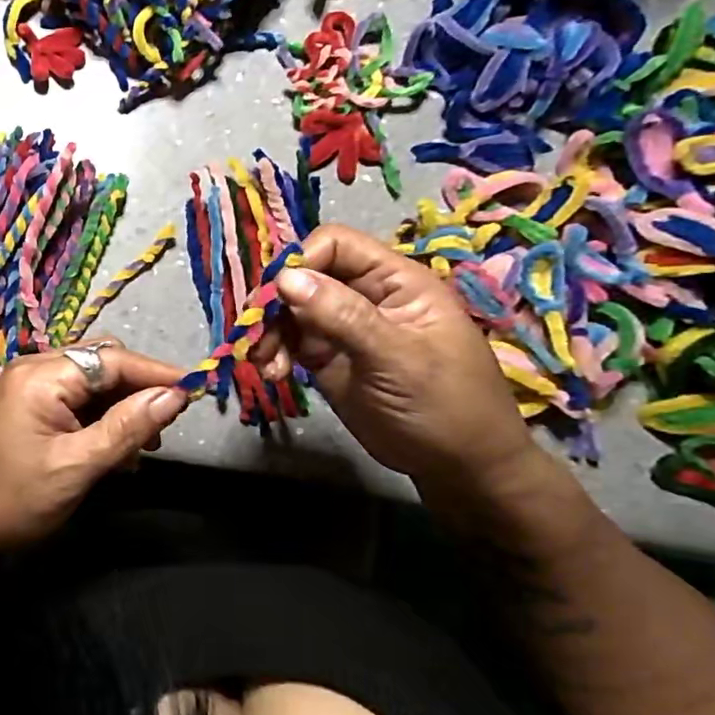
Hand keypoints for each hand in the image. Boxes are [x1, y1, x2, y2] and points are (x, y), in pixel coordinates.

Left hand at [0, 340, 188, 592]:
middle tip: (165, 428)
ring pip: (94, 383)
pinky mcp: (30, 405)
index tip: (195, 391)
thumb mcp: (77, 467)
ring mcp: (30, 386)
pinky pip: (77, 399)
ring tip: (142, 448)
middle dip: (139, 391)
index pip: (113, 360)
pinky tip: (118, 452)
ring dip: (122, 409)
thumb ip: (127, 428)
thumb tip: (176, 395)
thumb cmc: (14, 500)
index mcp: (41, 376)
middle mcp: (35, 369)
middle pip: (104, 364)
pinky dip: (102, 419)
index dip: (156, 373)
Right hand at [250, 224, 538, 485]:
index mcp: (394, 281)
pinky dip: (274, 353)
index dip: (301, 261)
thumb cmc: (445, 405)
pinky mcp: (327, 357)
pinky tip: (274, 373)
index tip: (276, 294)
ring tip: (263, 362)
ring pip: (290, 310)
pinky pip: (289, 342)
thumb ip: (343, 315)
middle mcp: (364, 295)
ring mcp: (343, 327)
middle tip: (256, 333)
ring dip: (269, 332)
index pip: (335, 245)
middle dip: (276, 302)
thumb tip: (285, 277)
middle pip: (304, 276)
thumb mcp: (398, 358)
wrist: (459, 468)